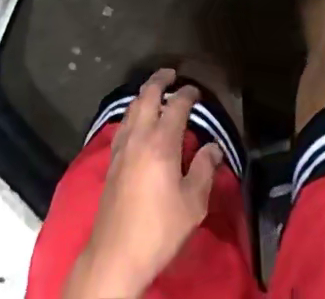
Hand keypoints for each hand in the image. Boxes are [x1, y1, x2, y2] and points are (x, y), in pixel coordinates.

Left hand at [67, 70, 222, 298]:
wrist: (118, 250)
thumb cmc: (160, 228)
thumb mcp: (193, 203)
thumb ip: (204, 169)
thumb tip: (213, 146)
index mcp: (161, 142)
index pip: (176, 106)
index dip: (187, 94)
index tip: (197, 90)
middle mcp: (138, 135)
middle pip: (147, 96)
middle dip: (159, 80)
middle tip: (171, 73)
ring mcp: (121, 145)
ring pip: (132, 106)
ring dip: (144, 93)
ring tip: (155, 89)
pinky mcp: (111, 158)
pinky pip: (124, 121)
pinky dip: (133, 110)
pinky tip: (137, 118)